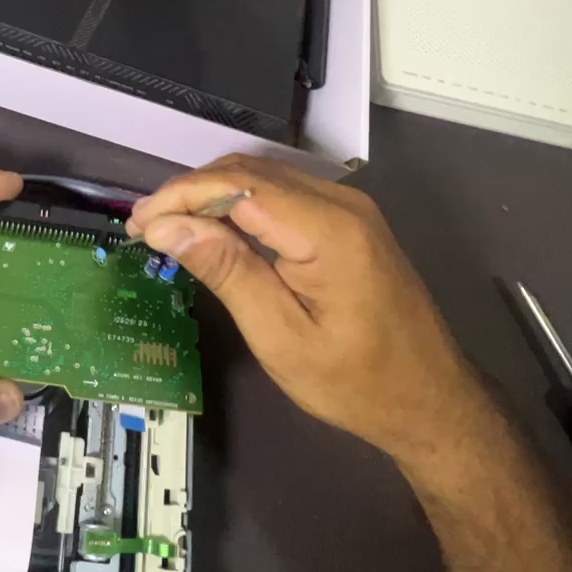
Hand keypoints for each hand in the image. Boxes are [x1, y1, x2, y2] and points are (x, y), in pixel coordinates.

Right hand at [125, 155, 462, 456]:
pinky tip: (212, 227)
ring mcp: (347, 206)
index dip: (181, 196)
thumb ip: (227, 272)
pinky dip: (238, 202)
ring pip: (262, 175)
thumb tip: (169, 226)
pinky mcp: (346, 219)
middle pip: (248, 171)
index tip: (139, 224)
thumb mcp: (281, 337)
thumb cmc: (357, 382)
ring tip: (168, 226)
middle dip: (189, 192)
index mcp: (329, 230)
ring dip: (210, 193)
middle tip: (146, 226)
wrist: (432, 400)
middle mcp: (340, 202)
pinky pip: (280, 193)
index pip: (238, 185)